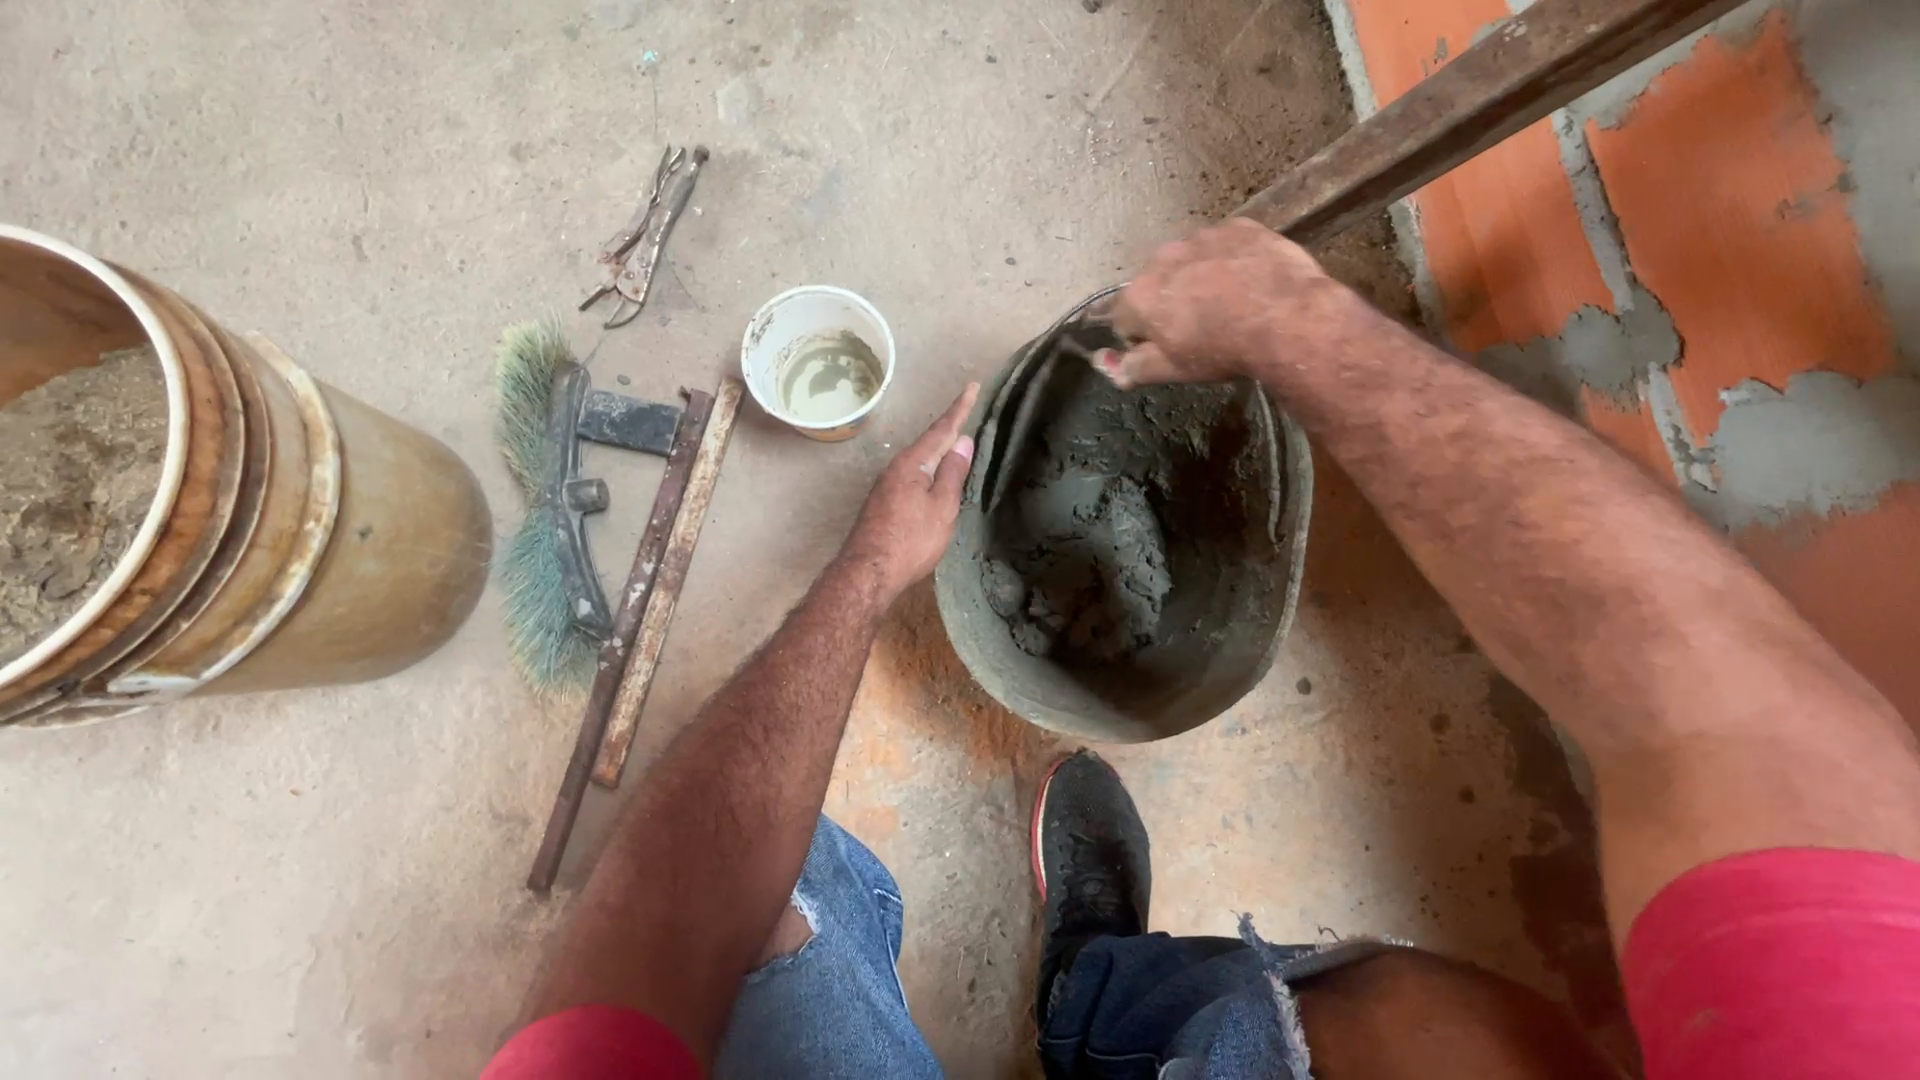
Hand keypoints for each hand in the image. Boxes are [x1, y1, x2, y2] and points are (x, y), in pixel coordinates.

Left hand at [840, 383, 980, 601]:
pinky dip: (927, 471)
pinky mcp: (882, 504)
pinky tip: (933, 480)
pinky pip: (911, 478)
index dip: (960, 409)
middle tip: (967, 411)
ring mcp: (886, 486)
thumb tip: (962, 441)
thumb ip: (952, 473)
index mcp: (912, 463)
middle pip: (928, 444)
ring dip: (937, 452)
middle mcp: (896, 468)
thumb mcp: (942, 507)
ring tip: (955, 445)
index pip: (942, 429)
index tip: (973, 386)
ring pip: (918, 462)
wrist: (868, 573)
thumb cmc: (911, 540)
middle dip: (948, 429)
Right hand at [1092, 218, 1365, 388]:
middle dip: (1168, 303)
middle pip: (1155, 284)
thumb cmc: (1221, 350)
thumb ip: (1132, 367)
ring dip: (1198, 279)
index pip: (1124, 319)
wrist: (1286, 318)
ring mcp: (1201, 238)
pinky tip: (1248, 282)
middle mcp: (1161, 258)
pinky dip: (1229, 260)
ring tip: (1227, 304)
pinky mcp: (1238, 227)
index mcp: (1138, 296)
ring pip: (1189, 261)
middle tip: (1200, 328)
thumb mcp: (1172, 370)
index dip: (1143, 338)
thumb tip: (1109, 366)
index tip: (1169, 348)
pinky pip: (1224, 245)